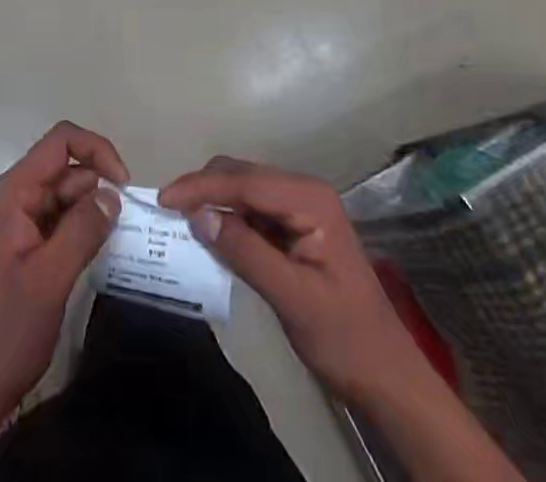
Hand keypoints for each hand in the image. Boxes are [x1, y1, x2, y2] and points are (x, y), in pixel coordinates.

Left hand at [0, 122, 127, 481]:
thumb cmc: (8, 329)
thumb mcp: (49, 278)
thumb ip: (82, 230)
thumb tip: (112, 195)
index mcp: (15, 193)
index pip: (60, 141)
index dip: (96, 150)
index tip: (124, 185)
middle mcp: (20, 197)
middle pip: (71, 165)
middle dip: (102, 183)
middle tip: (129, 224)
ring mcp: (28, 220)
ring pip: (74, 193)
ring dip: (99, 207)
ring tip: (122, 239)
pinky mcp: (37, 243)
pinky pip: (70, 218)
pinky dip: (91, 226)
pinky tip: (107, 249)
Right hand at [159, 156, 421, 404]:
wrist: (383, 371)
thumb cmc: (343, 336)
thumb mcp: (291, 296)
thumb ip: (245, 251)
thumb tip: (198, 215)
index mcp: (310, 201)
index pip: (245, 181)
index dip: (200, 187)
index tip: (162, 201)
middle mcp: (304, 192)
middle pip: (241, 175)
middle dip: (202, 189)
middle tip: (166, 215)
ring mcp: (299, 209)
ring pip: (241, 189)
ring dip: (210, 201)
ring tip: (179, 224)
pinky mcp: (292, 227)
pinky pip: (249, 210)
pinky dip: (224, 217)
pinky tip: (207, 236)